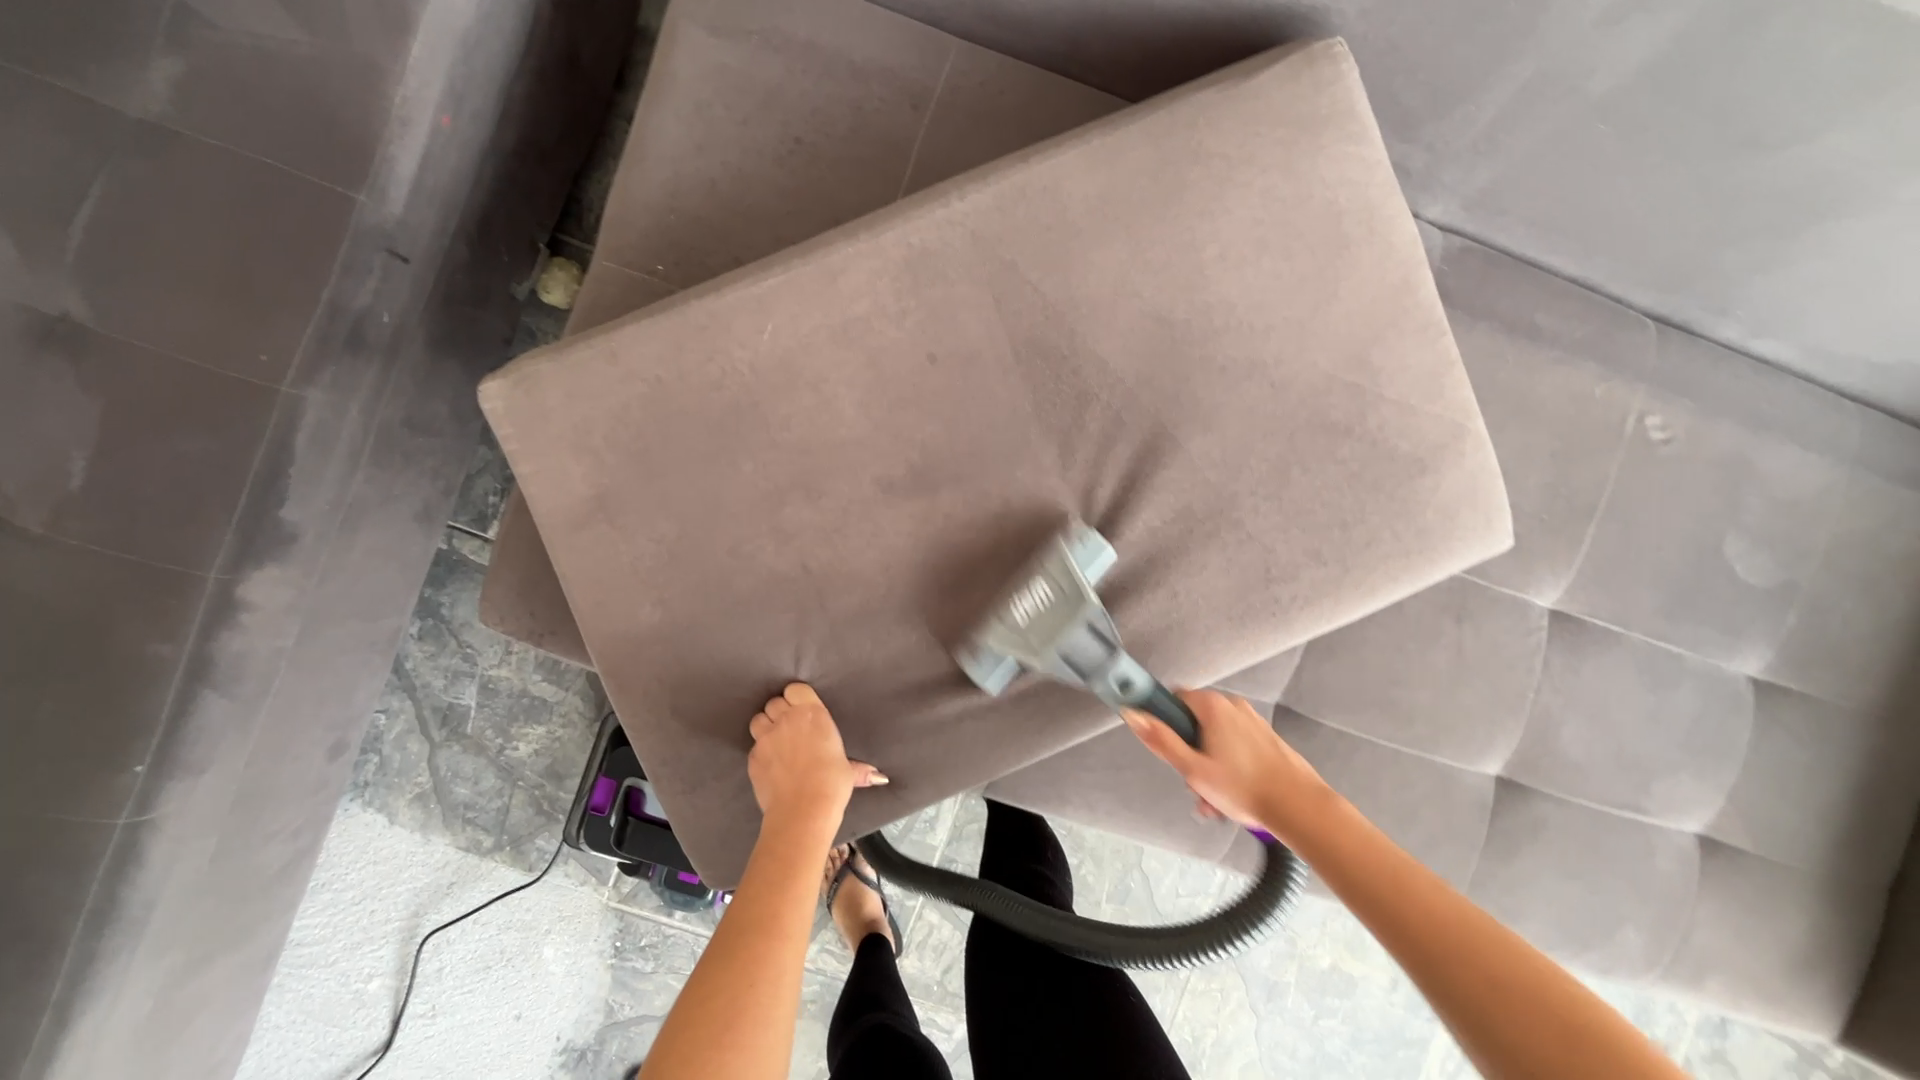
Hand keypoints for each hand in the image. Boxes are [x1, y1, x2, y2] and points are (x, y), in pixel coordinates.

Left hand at [747, 683, 887, 833]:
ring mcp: (766, 737)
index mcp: (812, 714)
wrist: (803, 810)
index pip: (796, 689)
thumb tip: (879, 777)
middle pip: (775, 702)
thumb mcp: (848, 771)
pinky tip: (772, 765)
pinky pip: (754, 746)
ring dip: (766, 727)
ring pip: (758, 720)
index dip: (797, 698)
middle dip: (780, 712)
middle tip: (791, 729)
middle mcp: (787, 719)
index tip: (803, 711)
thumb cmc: (832, 784)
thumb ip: (858, 768)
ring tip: (777, 742)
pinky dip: (761, 752)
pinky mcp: (753, 757)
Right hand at [1123, 688, 1334, 842]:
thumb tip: (1132, 713)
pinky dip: (1228, 767)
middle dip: (1189, 753)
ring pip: (1216, 739)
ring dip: (1208, 765)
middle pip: (1196, 722)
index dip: (1165, 721)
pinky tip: (1232, 795)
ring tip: (1214, 798)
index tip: (1167, 747)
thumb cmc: (1243, 787)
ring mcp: (1253, 722)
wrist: (1299, 807)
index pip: (1175, 698)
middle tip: (1193, 781)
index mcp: (1213, 707)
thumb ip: (1161, 740)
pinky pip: (1235, 747)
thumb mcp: (1192, 768)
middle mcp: (1234, 707)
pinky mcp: (1266, 739)